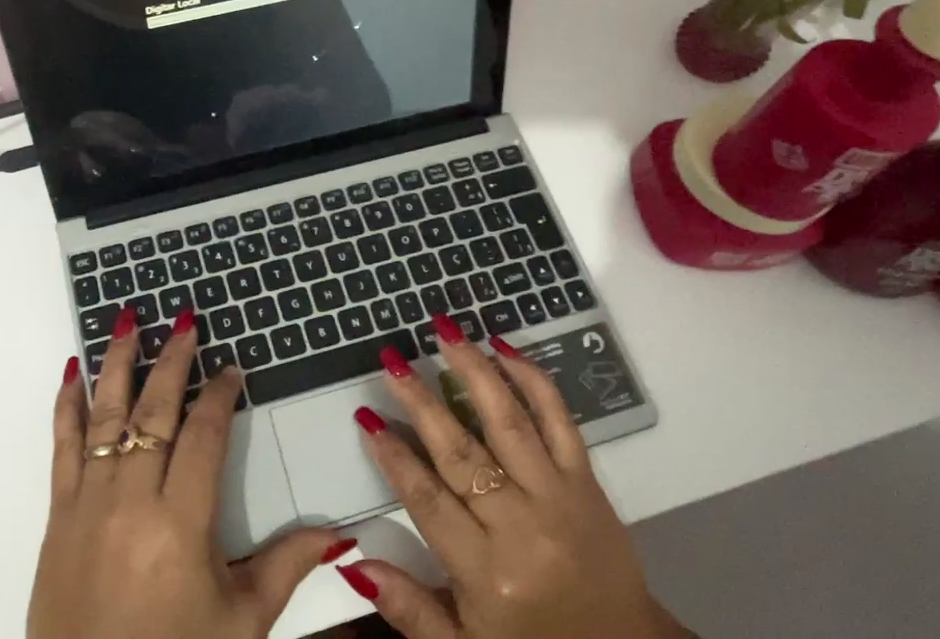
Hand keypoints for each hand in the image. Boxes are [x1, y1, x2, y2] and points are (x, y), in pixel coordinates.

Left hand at [28, 309, 344, 638]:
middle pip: (153, 412)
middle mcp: (131, 499)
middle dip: (172, 361)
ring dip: (116, 364)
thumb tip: (339, 535)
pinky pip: (61, 447)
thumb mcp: (239, 621)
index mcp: (180, 522)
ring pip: (103, 416)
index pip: (203, 436)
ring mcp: (88, 502)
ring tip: (127, 321)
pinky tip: (70, 373)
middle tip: (186, 321)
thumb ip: (286, 568)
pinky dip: (65, 406)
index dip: (218, 396)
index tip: (231, 369)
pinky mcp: (58, 514)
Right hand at [340, 316, 689, 638]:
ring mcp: (557, 495)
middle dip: (420, 401)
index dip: (394, 456)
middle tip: (391, 360)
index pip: (427, 499)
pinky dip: (533, 380)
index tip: (367, 416)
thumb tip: (354, 564)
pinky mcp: (586, 479)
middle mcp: (521, 525)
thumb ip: (410, 609)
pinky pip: (559, 420)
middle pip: (461, 452)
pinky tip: (505, 348)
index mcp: (486, 572)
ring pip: (508, 422)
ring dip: (473, 371)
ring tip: (444, 331)